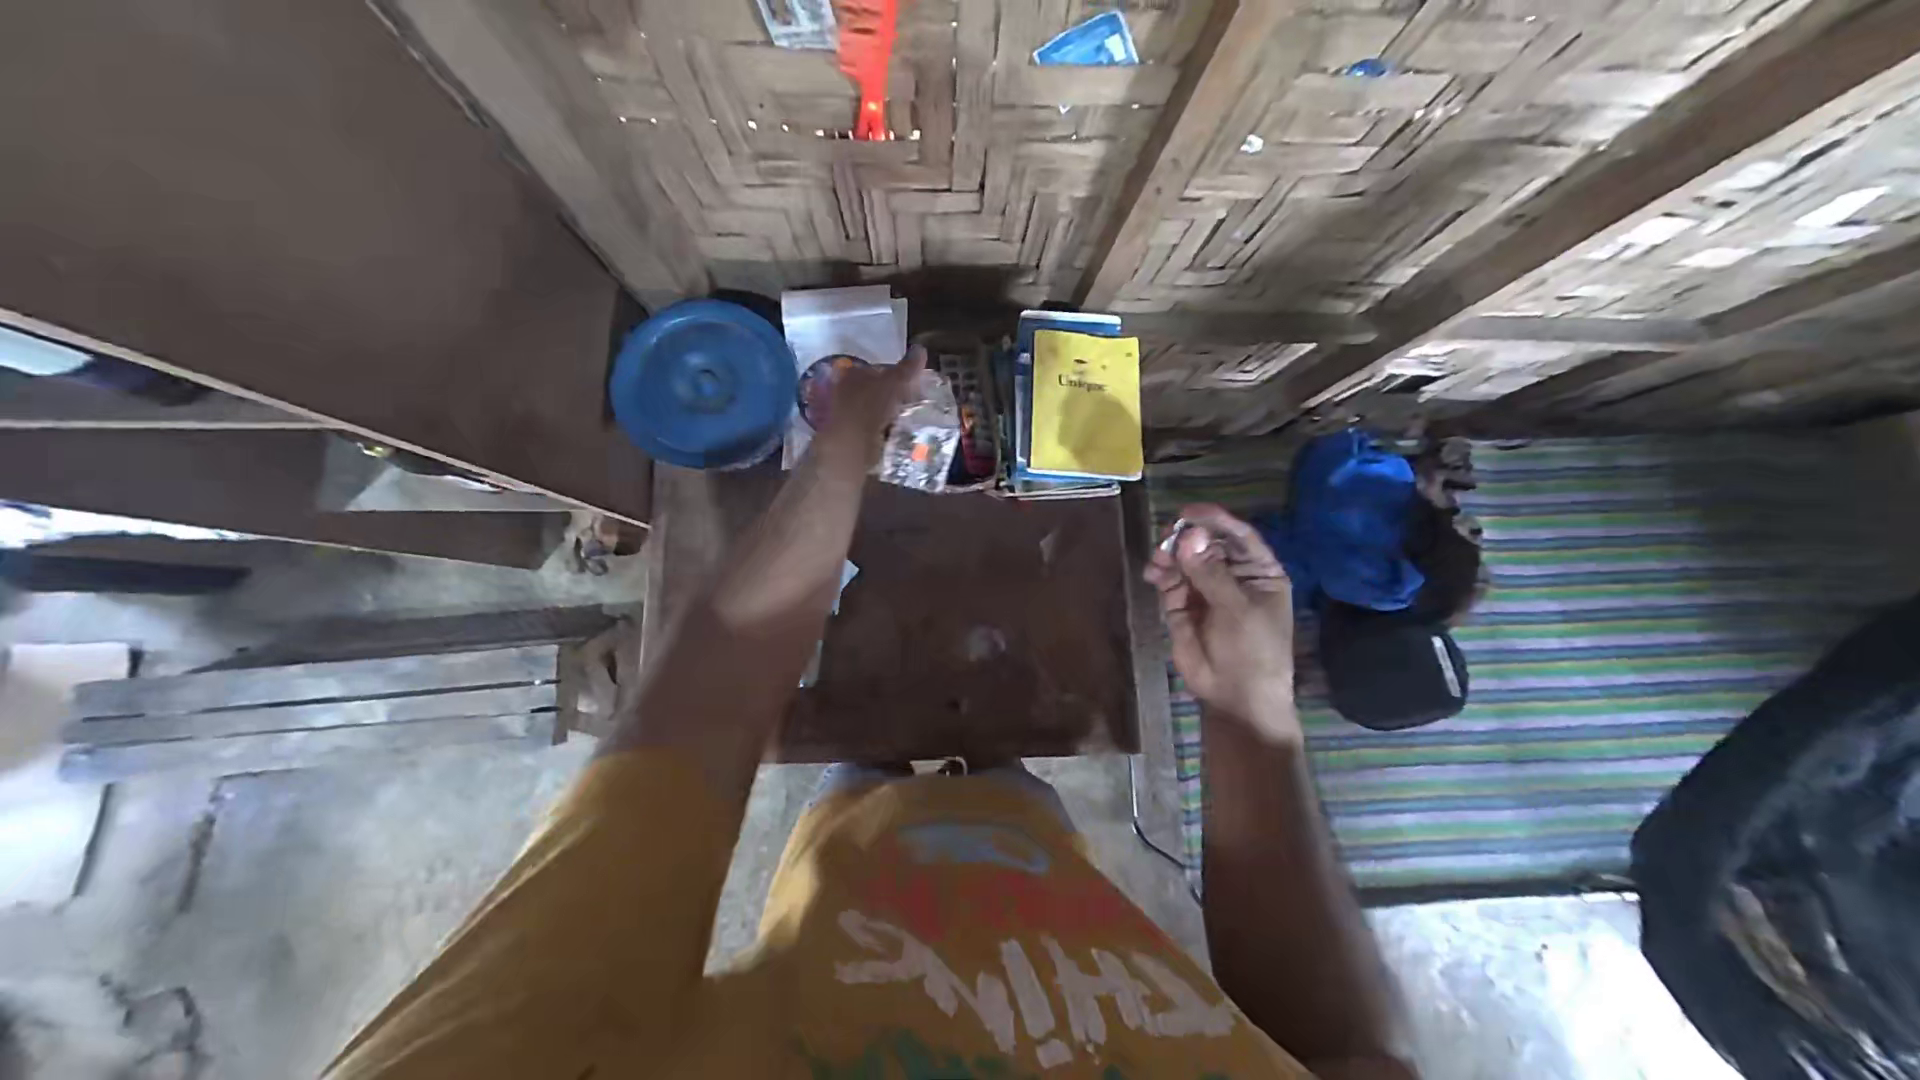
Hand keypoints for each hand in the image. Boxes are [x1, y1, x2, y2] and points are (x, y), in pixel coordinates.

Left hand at [813, 344, 928, 469]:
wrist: (849, 445)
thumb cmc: (870, 407)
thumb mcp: (893, 383)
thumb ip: (907, 368)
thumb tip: (920, 350)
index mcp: (854, 374)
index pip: (877, 370)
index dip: (895, 376)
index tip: (912, 385)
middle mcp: (845, 392)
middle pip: (875, 392)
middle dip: (893, 398)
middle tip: (913, 406)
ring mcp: (846, 416)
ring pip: (874, 413)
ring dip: (889, 417)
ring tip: (908, 424)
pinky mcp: (849, 438)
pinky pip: (873, 432)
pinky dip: (884, 434)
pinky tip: (896, 438)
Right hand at [1144, 503, 1299, 743]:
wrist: (1235, 696)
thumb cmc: (1252, 650)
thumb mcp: (1237, 609)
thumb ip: (1210, 572)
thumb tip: (1187, 535)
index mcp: (1259, 573)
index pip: (1239, 537)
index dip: (1216, 521)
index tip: (1191, 511)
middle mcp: (1232, 576)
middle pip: (1207, 544)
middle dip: (1187, 538)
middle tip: (1168, 534)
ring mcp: (1205, 590)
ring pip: (1185, 560)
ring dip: (1170, 555)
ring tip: (1159, 558)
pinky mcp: (1181, 604)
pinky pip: (1169, 580)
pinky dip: (1160, 573)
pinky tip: (1154, 572)